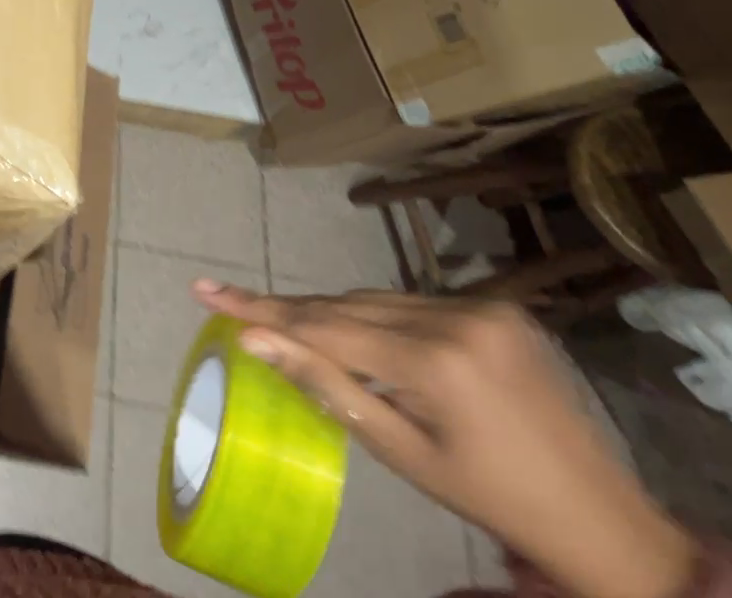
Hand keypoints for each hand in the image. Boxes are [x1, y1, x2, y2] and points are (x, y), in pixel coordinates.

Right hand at [196, 283, 698, 597]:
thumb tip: (252, 339)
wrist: (598, 514)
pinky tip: (348, 333)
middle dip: (285, 308)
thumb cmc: (484, 492)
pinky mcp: (499, 311)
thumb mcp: (396, 448)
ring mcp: (484, 309)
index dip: (256, 308)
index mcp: (435, 361)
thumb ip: (323, 384)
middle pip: (344, 306)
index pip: (322, 325)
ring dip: (326, 312)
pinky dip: (368, 315)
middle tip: (225, 300)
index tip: (204, 289)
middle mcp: (459, 319)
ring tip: (277, 321)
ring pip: (373, 300)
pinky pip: (407, 304)